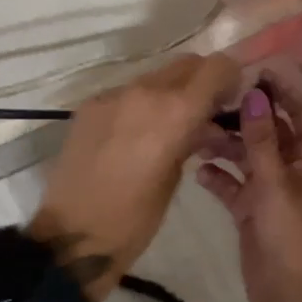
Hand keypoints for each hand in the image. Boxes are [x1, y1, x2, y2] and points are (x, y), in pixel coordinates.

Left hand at [31, 54, 240, 301]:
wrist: (71, 236)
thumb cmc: (135, 218)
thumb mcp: (176, 174)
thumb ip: (194, 137)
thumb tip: (206, 124)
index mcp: (176, 111)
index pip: (217, 67)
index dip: (230, 78)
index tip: (230, 100)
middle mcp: (145, 91)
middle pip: (187, 64)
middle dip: (202, 81)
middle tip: (205, 111)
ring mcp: (114, 95)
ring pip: (156, 76)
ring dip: (171, 91)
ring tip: (169, 126)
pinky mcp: (90, 105)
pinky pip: (128, 92)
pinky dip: (141, 104)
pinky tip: (135, 136)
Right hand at [195, 73, 301, 301]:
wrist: (285, 295)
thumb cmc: (288, 234)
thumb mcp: (274, 183)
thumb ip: (262, 140)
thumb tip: (254, 95)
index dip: (285, 93)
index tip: (259, 74)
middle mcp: (291, 171)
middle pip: (270, 133)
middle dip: (245, 118)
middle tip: (214, 103)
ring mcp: (270, 191)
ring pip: (247, 158)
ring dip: (226, 146)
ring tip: (198, 136)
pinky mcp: (251, 212)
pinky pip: (233, 186)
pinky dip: (218, 178)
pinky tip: (198, 172)